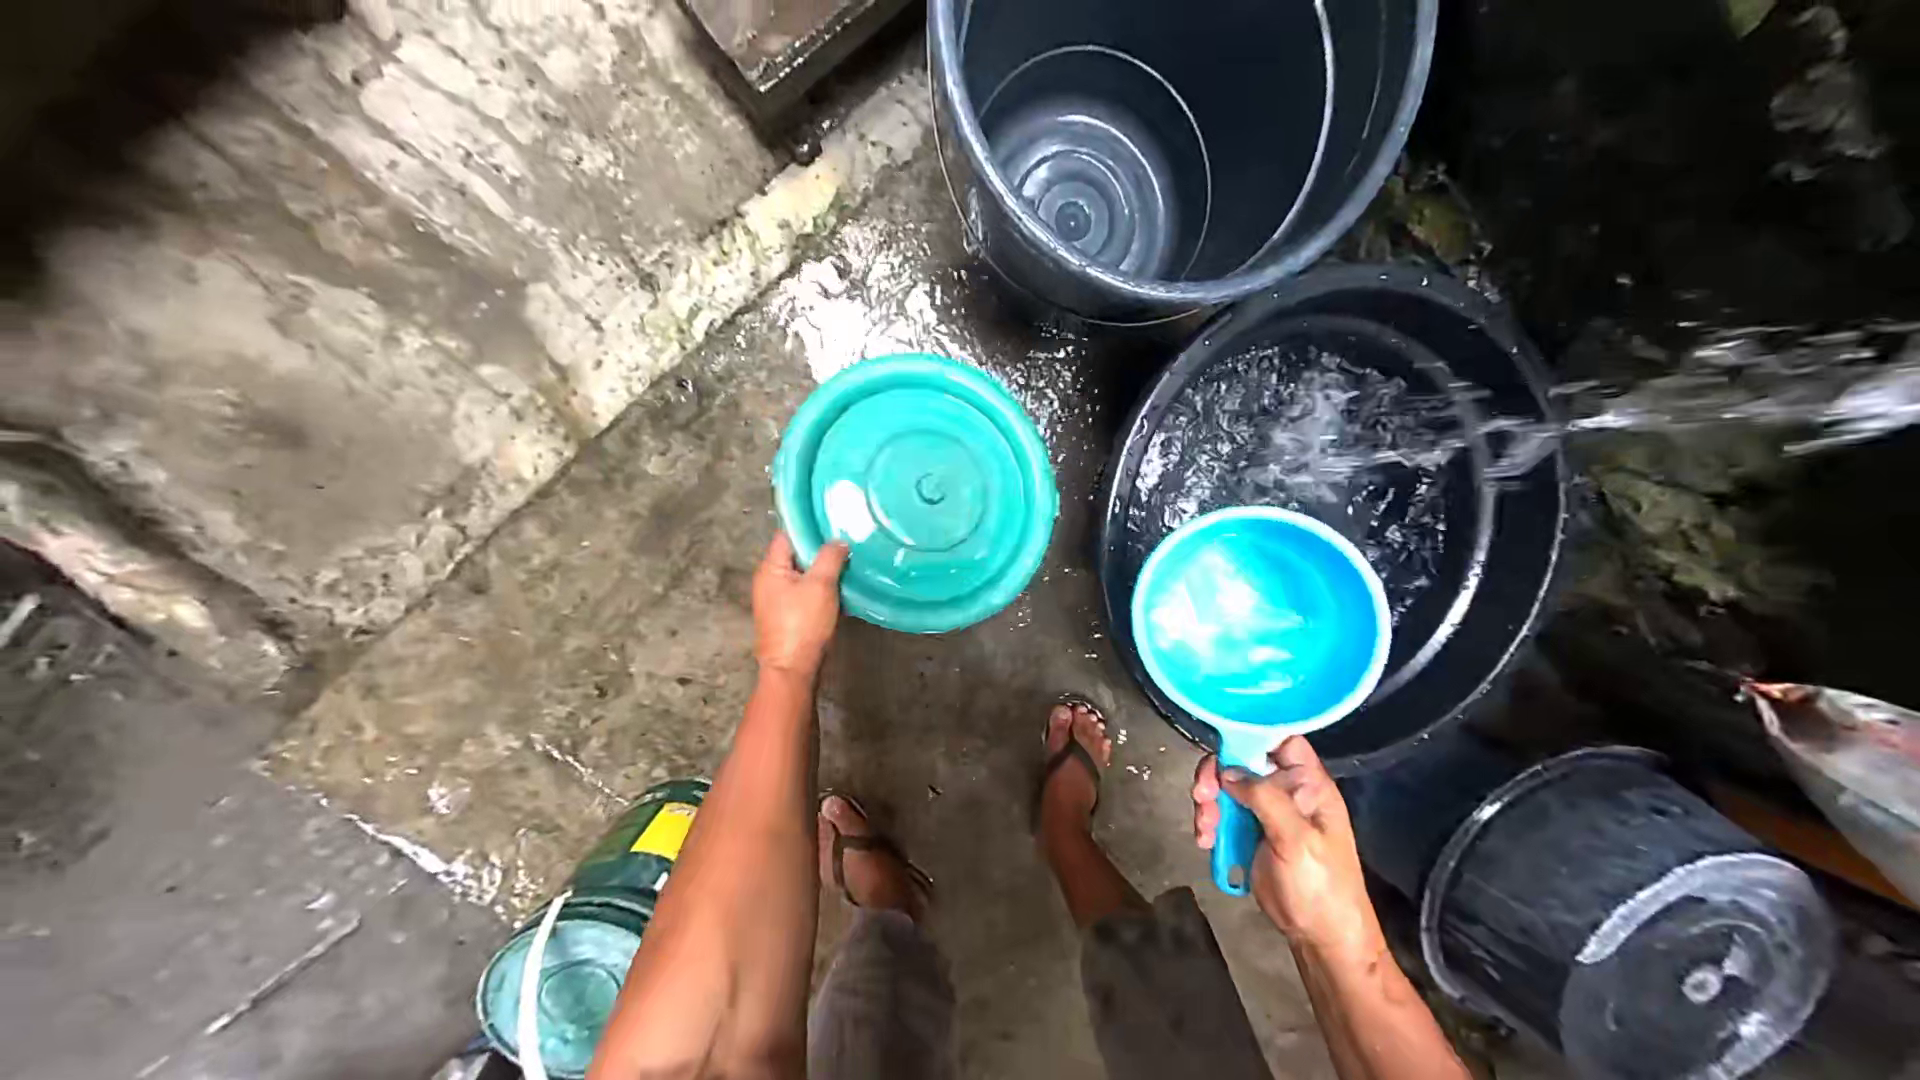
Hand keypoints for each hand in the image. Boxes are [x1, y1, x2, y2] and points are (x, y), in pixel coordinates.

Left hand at [752, 532, 848, 677]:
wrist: (793, 668)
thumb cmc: (803, 622)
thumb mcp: (821, 585)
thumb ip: (830, 557)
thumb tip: (838, 540)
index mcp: (770, 567)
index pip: (787, 535)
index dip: (809, 527)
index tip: (833, 521)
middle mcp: (769, 580)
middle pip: (795, 554)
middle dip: (819, 548)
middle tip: (846, 541)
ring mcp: (777, 599)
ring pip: (802, 574)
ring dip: (822, 569)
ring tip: (847, 562)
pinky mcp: (787, 614)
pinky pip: (804, 591)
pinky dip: (820, 587)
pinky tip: (839, 587)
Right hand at [1192, 736, 1384, 962]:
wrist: (1321, 940)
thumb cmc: (1322, 889)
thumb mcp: (1298, 841)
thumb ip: (1265, 799)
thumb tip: (1229, 772)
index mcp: (1308, 785)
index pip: (1281, 739)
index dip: (1252, 733)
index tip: (1222, 742)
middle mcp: (1286, 790)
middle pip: (1242, 760)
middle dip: (1217, 774)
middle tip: (1203, 795)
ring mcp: (1266, 811)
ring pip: (1225, 785)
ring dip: (1208, 801)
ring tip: (1205, 828)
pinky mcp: (1248, 831)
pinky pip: (1220, 812)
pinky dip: (1208, 822)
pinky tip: (1206, 841)